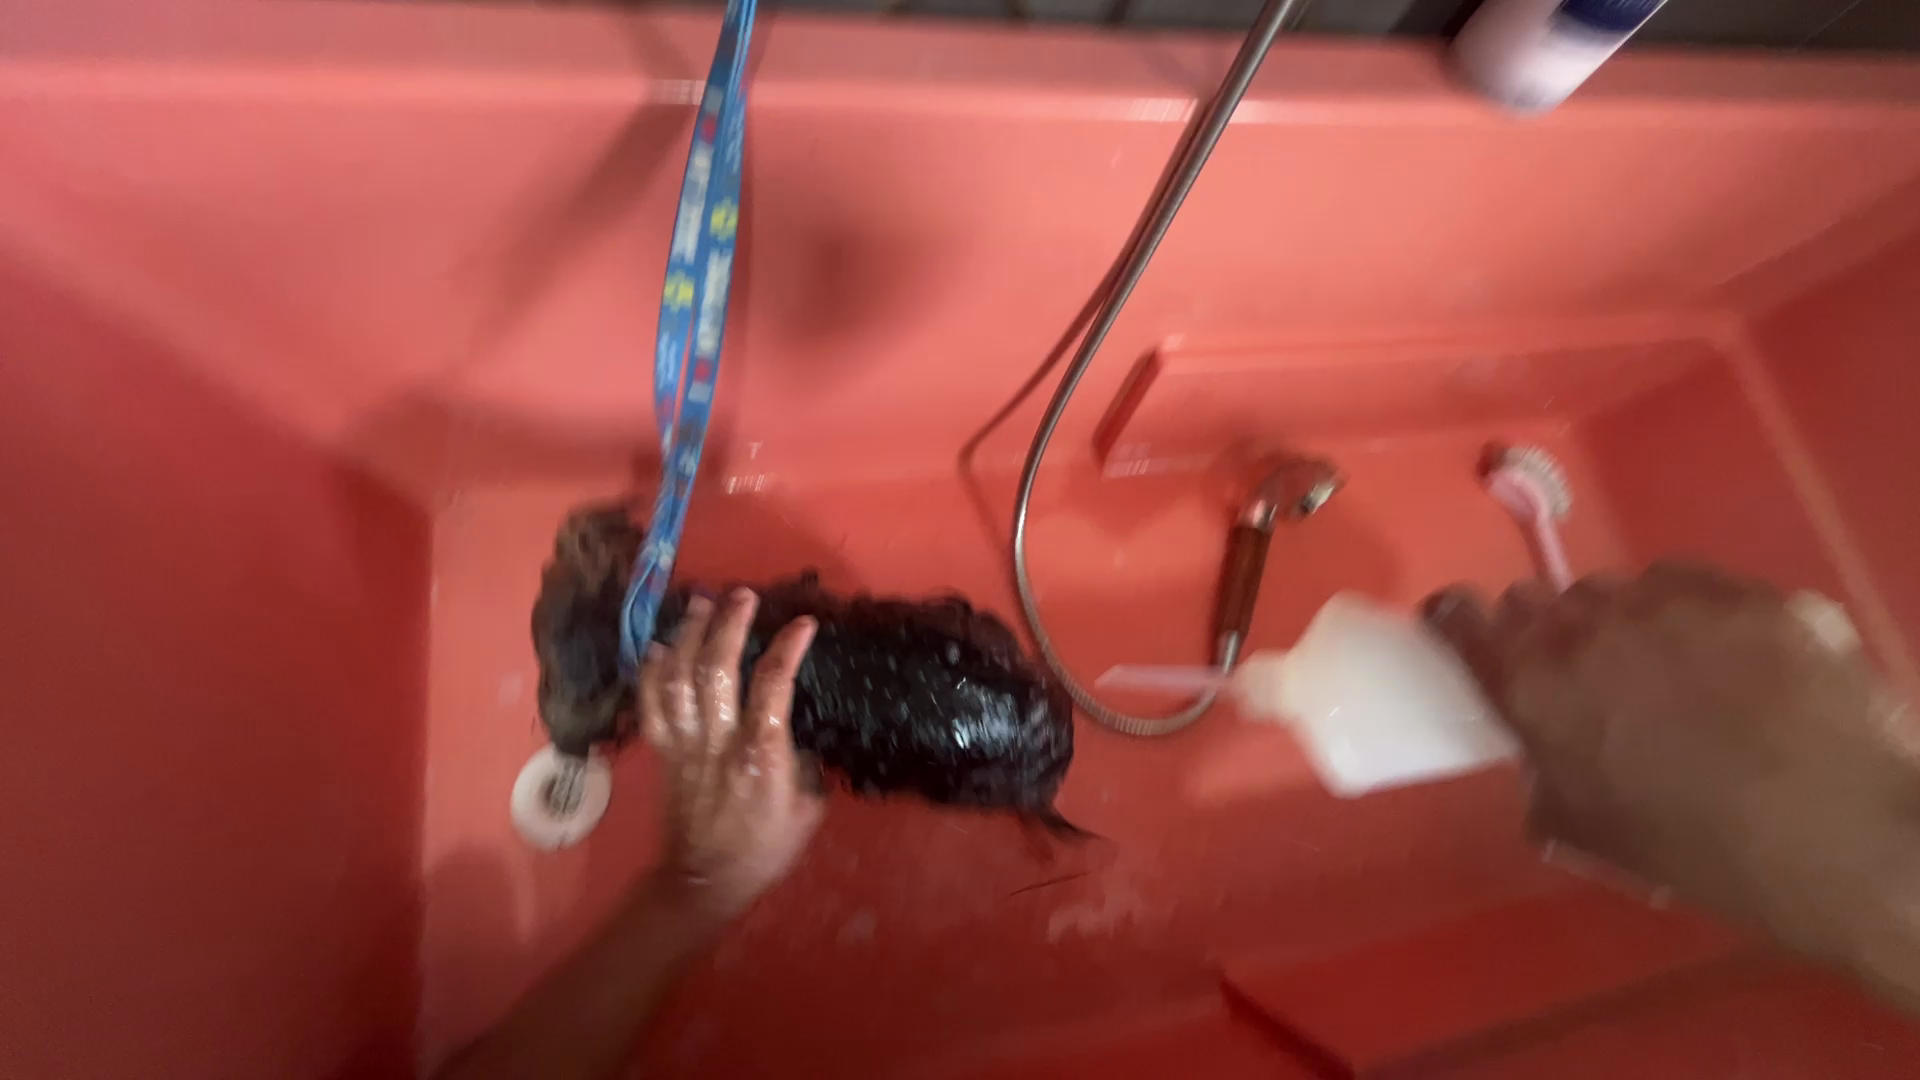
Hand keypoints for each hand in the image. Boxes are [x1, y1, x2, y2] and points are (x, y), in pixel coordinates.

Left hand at [641, 588, 821, 920]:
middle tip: (741, 595)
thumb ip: (805, 761)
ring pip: (679, 680)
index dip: (789, 647)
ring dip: (688, 637)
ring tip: (699, 603)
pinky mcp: (663, 753)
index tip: (804, 623)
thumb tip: (796, 728)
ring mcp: (685, 745)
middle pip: (717, 670)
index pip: (775, 685)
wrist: (706, 882)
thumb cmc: (766, 846)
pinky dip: (651, 674)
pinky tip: (658, 647)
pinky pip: (651, 707)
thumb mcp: (808, 807)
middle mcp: (719, 740)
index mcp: (762, 753)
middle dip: (728, 626)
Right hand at [1423, 562, 1919, 983]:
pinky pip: (1696, 583)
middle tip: (1585, 671)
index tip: (1473, 636)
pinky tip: (1734, 655)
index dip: (1457, 621)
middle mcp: (1579, 627)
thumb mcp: (1570, 822)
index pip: (1454, 613)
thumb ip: (1534, 764)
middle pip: (1532, 596)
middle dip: (1546, 629)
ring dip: (1621, 618)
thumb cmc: (1687, 848)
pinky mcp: (1751, 597)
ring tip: (1669, 662)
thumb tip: (1541, 749)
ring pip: (1615, 586)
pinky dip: (1699, 610)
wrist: (1847, 850)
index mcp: (1524, 679)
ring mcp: (1668, 604)